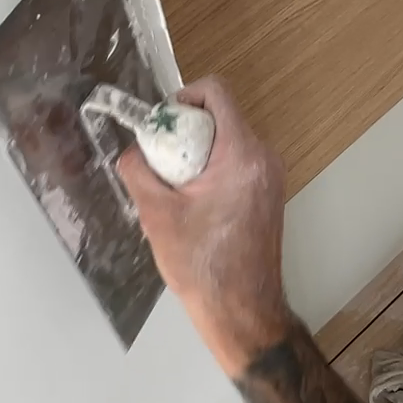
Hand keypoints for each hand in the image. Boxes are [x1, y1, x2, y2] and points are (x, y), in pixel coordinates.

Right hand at [118, 75, 296, 375]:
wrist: (240, 310)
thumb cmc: (200, 264)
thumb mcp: (155, 213)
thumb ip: (137, 170)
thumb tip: (132, 151)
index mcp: (241, 155)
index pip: (216, 92)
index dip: (184, 95)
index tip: (162, 123)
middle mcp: (263, 159)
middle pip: (220, 117)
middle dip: (184, 131)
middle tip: (159, 159)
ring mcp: (270, 177)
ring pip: (226, 141)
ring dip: (195, 153)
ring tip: (171, 187)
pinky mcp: (268, 194)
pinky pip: (235, 163)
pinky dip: (210, 169)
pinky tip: (190, 203)